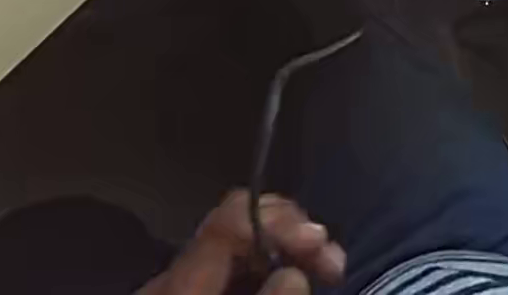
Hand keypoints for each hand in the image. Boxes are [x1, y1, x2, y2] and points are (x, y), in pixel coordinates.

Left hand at [138, 191, 345, 294]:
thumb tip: (297, 273)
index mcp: (175, 284)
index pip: (228, 220)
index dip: (278, 219)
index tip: (320, 240)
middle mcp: (174, 277)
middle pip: (240, 223)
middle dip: (292, 231)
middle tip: (334, 261)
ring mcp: (182, 286)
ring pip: (241, 246)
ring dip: (288, 249)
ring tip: (327, 268)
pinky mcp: (195, 293)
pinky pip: (236, 269)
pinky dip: (269, 266)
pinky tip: (294, 275)